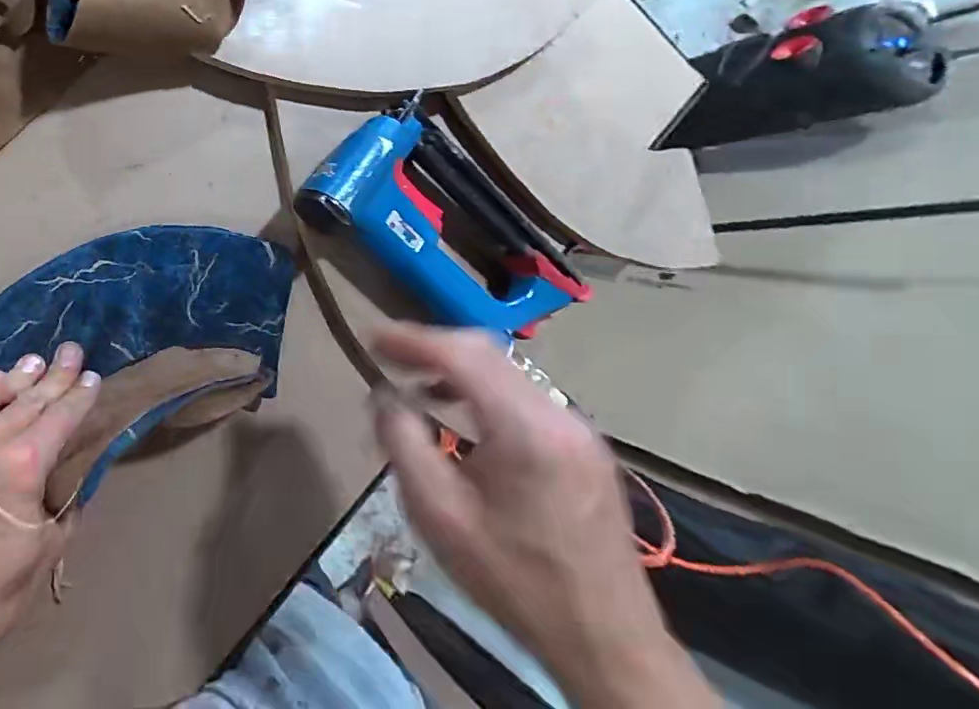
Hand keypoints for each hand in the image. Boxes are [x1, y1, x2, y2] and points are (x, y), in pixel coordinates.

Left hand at [0, 342, 100, 708]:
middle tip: (70, 351)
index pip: (62, 412)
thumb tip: (71, 471)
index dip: (81, 392)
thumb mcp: (49, 547)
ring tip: (29, 367)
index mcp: (23, 463)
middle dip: (56, 372)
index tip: (92, 376)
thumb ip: (66, 498)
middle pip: (29, 393)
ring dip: (13, 378)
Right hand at [372, 324, 716, 708]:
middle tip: (388, 357)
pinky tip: (462, 414)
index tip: (372, 337)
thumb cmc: (514, 581)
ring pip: (507, 372)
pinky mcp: (583, 443)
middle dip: (432, 347)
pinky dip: (485, 391)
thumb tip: (384, 396)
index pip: (461, 354)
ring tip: (416, 384)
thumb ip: (403, 443)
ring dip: (458, 368)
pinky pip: (524, 396)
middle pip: (486, 353)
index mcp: (526, 427)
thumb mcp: (440, 517)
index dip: (411, 339)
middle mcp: (558, 411)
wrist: (606, 640)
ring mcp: (578, 425)